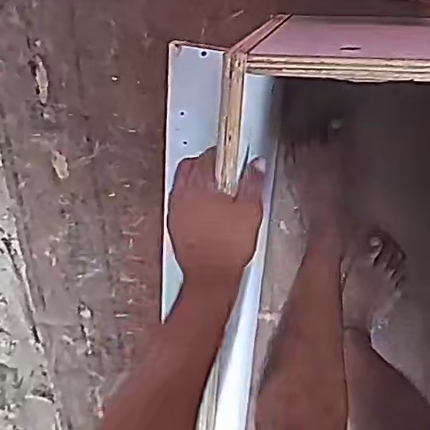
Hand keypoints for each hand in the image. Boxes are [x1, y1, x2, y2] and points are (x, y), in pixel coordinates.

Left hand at [170, 148, 264, 288]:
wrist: (211, 277)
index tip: (229, 157)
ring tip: (213, 188)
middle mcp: (182, 195)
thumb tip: (256, 165)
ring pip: (181, 184)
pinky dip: (190, 198)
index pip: (206, 157)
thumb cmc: (228, 248)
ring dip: (195, 180)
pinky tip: (204, 209)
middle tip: (220, 168)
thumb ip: (253, 183)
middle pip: (189, 166)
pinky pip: (179, 202)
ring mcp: (175, 211)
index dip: (220, 153)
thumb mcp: (250, 210)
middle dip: (204, 163)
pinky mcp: (173, 225)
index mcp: (199, 186)